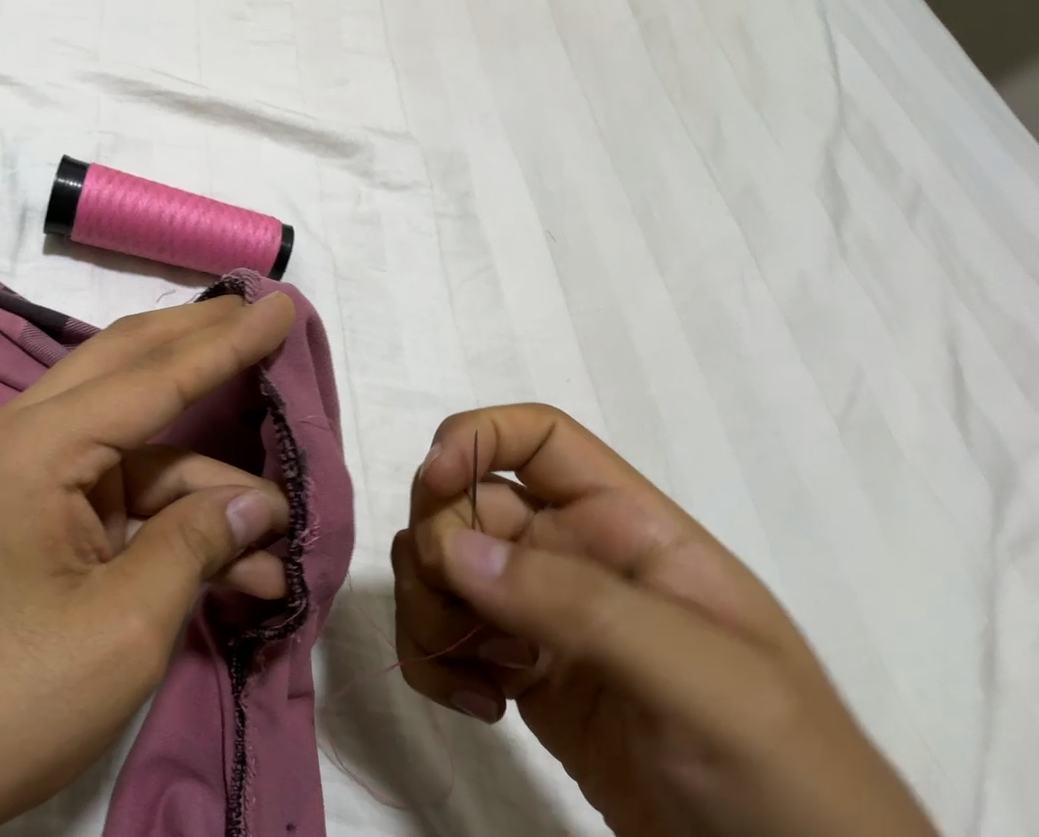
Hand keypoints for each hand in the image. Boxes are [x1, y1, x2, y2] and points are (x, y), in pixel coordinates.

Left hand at [0, 293, 297, 836]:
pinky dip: (180, 522)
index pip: (151, 373)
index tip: (281, 303)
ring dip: (210, 482)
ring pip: (139, 449)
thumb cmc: (15, 694)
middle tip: (270, 317)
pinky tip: (242, 569)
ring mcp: (33, 481)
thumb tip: (261, 499)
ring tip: (289, 527)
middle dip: (203, 349)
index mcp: (36, 444)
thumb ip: (197, 544)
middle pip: (131, 372)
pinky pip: (124, 497)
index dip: (225, 342)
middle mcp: (28, 441)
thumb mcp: (125, 623)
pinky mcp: (43, 521)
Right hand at [393, 404, 938, 836]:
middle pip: (463, 504)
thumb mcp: (708, 682)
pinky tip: (477, 705)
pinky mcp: (514, 671)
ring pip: (437, 568)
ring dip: (427, 612)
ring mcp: (539, 616)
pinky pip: (437, 634)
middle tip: (462, 621)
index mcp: (629, 528)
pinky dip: (431, 660)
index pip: (537, 438)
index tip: (434, 484)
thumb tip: (453, 550)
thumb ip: (581, 606)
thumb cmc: (784, 773)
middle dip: (438, 553)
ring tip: (473, 679)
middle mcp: (573, 556)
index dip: (475, 438)